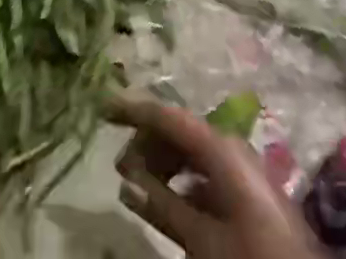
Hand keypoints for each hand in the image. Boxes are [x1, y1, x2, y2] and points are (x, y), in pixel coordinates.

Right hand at [108, 96, 323, 258]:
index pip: (167, 116)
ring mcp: (240, 171)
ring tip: (136, 186)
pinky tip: (162, 201)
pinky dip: (178, 182)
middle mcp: (230, 149)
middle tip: (119, 168)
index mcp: (221, 149)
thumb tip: (126, 176)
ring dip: (161, 164)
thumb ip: (161, 203)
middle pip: (177, 132)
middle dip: (146, 143)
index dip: (132, 109)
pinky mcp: (245, 194)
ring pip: (189, 152)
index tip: (101, 107)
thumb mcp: (202, 238)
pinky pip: (202, 173)